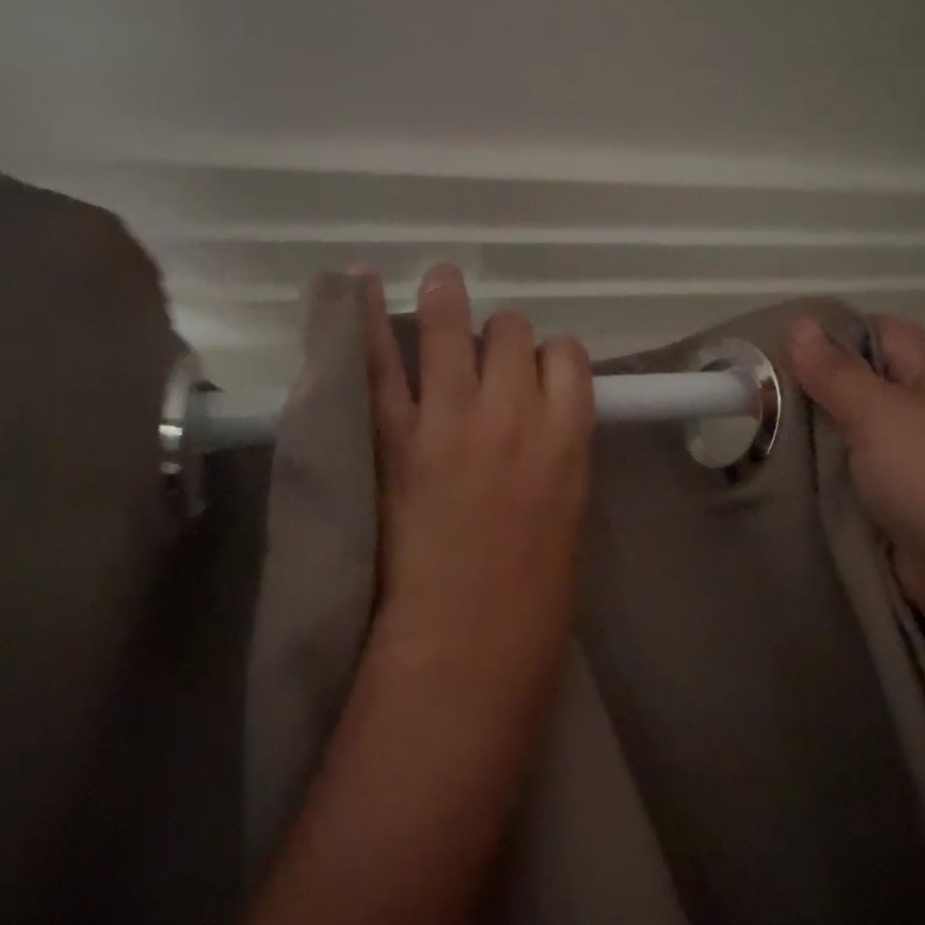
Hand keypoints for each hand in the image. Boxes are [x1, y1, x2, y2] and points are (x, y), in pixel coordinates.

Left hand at [358, 263, 594, 696]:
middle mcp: (513, 414)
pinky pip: (377, 367)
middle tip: (487, 353)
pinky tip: (356, 286)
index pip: (568, 358)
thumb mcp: (567, 521)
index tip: (538, 370)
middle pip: (512, 334)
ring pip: (451, 327)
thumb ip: (556, 464)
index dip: (552, 358)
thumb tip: (539, 439)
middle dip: (503, 337)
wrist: (466, 642)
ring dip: (445, 299)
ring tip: (438, 283)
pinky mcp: (394, 440)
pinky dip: (364, 322)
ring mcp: (450, 421)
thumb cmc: (532, 602)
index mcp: (568, 441)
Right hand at [785, 315, 924, 614]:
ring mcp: (922, 450)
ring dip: (818, 432)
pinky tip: (795, 473)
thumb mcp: (878, 414)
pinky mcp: (908, 491)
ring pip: (857, 425)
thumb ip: (833, 372)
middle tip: (758, 399)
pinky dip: (832, 468)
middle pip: (863, 378)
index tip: (772, 358)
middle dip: (813, 388)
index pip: (873, 331)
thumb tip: (798, 324)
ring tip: (764, 434)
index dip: (824, 339)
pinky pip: (861, 466)